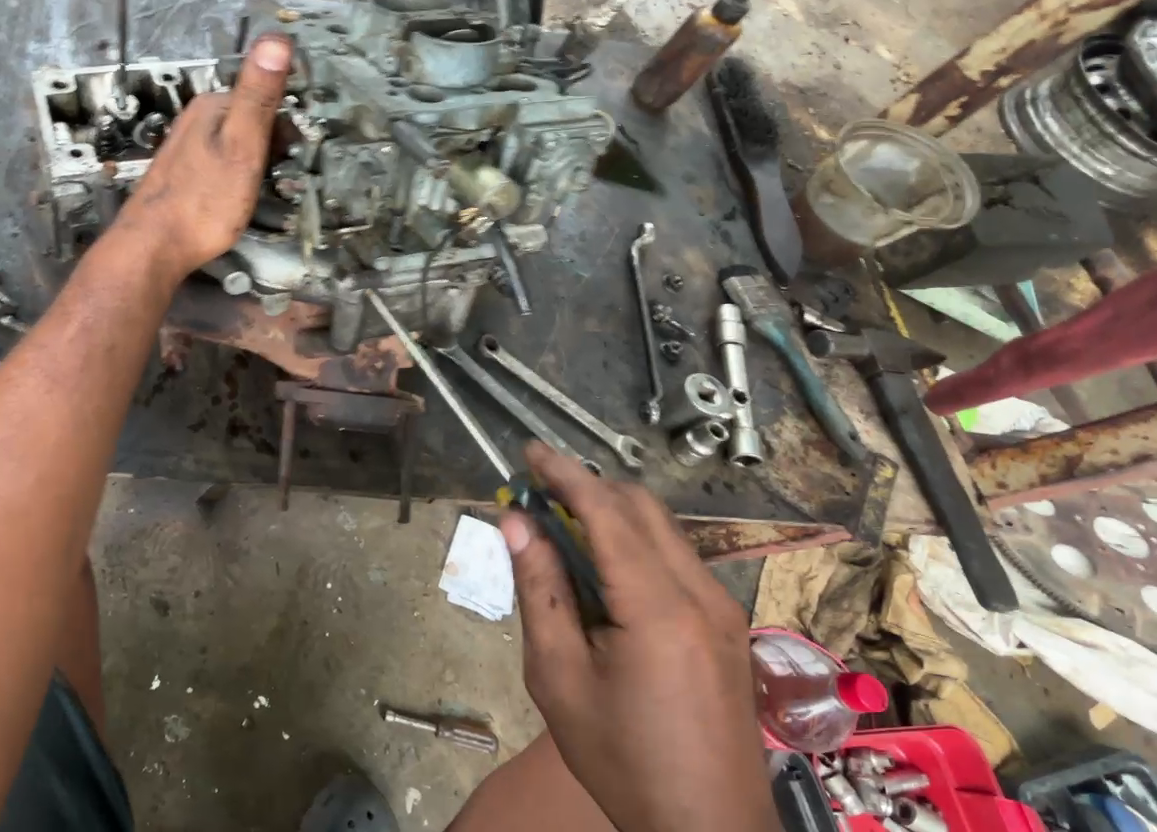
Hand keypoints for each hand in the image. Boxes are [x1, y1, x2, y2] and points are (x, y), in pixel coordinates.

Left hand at [106, 36, 292, 280]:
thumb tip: (276, 38)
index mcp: (212, 106)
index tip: (291, 158)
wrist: (153, 248)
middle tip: (274, 181)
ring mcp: (184, 149)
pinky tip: (232, 202)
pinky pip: (219, 166)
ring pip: (234, 146)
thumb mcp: (242, 145)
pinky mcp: (180, 175)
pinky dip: (234, 180)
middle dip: (269, 148)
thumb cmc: (204, 201)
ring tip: (254, 194)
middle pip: (248, 122)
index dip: (285, 129)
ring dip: (253, 166)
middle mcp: (194, 120)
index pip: (264, 100)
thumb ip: (258, 95)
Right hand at [504, 442, 778, 831]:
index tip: (528, 451)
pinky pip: (677, 560)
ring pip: (664, 530)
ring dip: (611, 513)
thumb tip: (517, 523)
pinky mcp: (728, 628)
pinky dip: (634, 544)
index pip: (607, 511)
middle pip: (642, 508)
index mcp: (657, 606)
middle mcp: (701, 594)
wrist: (707, 828)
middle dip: (588, 485)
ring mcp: (722, 610)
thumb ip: (539, 590)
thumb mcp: (557, 676)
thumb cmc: (620, 756)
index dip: (564, 473)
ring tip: (560, 529)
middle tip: (537, 490)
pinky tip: (602, 572)